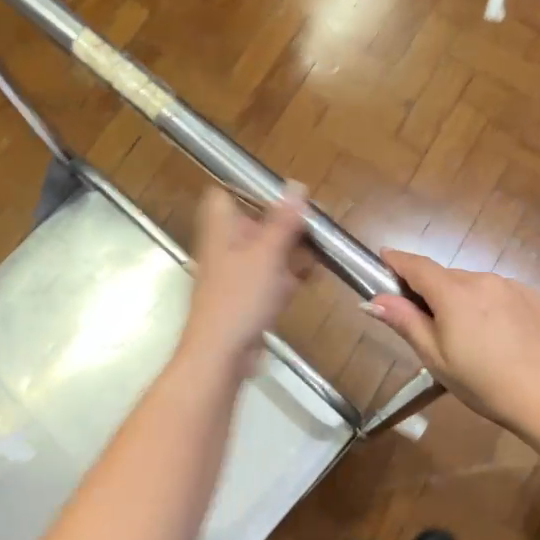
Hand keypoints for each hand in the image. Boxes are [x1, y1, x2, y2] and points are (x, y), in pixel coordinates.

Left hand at [177, 184, 310, 374]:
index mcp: (222, 229)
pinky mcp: (247, 298)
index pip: (226, 194)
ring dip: (292, 252)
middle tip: (317, 228)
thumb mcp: (267, 254)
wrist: (221, 354)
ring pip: (267, 251)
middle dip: (286, 225)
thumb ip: (284, 221)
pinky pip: (271, 278)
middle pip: (255, 223)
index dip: (252, 190)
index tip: (285, 196)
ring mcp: (236, 274)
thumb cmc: (239, 298)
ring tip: (318, 254)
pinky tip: (308, 278)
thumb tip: (297, 185)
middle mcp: (227, 247)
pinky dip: (288, 276)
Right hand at [366, 250, 539, 426]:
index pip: (417, 265)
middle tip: (427, 324)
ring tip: (469, 339)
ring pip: (474, 286)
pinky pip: (500, 294)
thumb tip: (375, 299)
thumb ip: (406, 323)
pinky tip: (499, 338)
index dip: (398, 261)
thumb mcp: (436, 359)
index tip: (384, 258)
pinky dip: (489, 306)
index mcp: (453, 293)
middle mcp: (482, 279)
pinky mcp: (534, 297)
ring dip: (463, 301)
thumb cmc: (485, 383)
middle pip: (446, 277)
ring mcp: (511, 286)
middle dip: (432, 292)